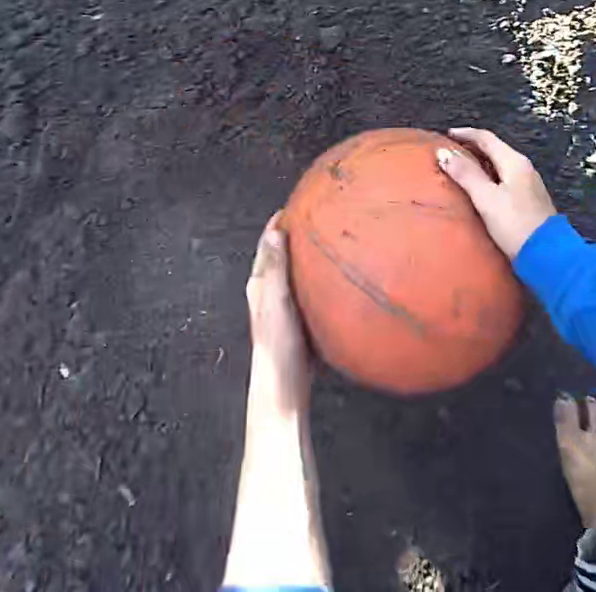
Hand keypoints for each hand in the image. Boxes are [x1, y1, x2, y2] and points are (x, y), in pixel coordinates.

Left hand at [246, 213, 312, 413]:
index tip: (296, 204)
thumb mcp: (276, 302)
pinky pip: (309, 293)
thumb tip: (274, 231)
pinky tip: (336, 281)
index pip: (267, 244)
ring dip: (307, 259)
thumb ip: (275, 267)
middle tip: (317, 218)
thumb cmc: (277, 346)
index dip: (277, 223)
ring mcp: (284, 309)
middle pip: (281, 256)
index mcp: (259, 284)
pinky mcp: (299, 323)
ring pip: (295, 275)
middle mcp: (269, 293)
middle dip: (294, 236)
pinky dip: (318, 280)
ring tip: (329, 242)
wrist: (284, 390)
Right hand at [436, 127, 557, 258]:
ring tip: (459, 169)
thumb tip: (444, 153)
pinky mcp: (528, 200)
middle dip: (471, 147)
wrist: (548, 256)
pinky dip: (487, 176)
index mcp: (514, 162)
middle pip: (494, 149)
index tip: (447, 135)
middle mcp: (524, 168)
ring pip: (498, 164)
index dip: (465, 134)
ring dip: (479, 163)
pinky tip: (478, 188)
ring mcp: (528, 184)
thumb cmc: (515, 224)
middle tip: (450, 152)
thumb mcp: (486, 198)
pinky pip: (503, 178)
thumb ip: (465, 174)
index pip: (486, 138)